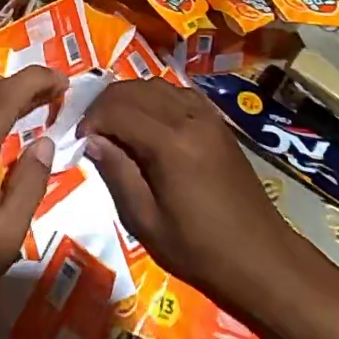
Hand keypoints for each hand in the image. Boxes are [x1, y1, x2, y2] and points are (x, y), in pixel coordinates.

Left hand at [0, 66, 66, 301]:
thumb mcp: (7, 234)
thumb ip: (30, 183)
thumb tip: (46, 141)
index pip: (6, 95)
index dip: (37, 80)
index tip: (65, 82)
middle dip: (25, 82)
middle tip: (57, 91)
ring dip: (6, 91)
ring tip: (37, 101)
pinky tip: (5, 122)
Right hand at [81, 78, 304, 307]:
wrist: (258, 253)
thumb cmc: (199, 248)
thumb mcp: (146, 221)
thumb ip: (118, 173)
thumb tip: (92, 140)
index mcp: (170, 142)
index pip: (118, 109)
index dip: (92, 119)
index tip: (79, 140)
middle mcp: (189, 116)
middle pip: (136, 89)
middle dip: (107, 103)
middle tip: (92, 131)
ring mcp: (208, 115)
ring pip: (158, 85)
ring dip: (132, 97)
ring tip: (116, 126)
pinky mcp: (218, 120)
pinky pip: (180, 93)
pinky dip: (157, 99)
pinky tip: (149, 122)